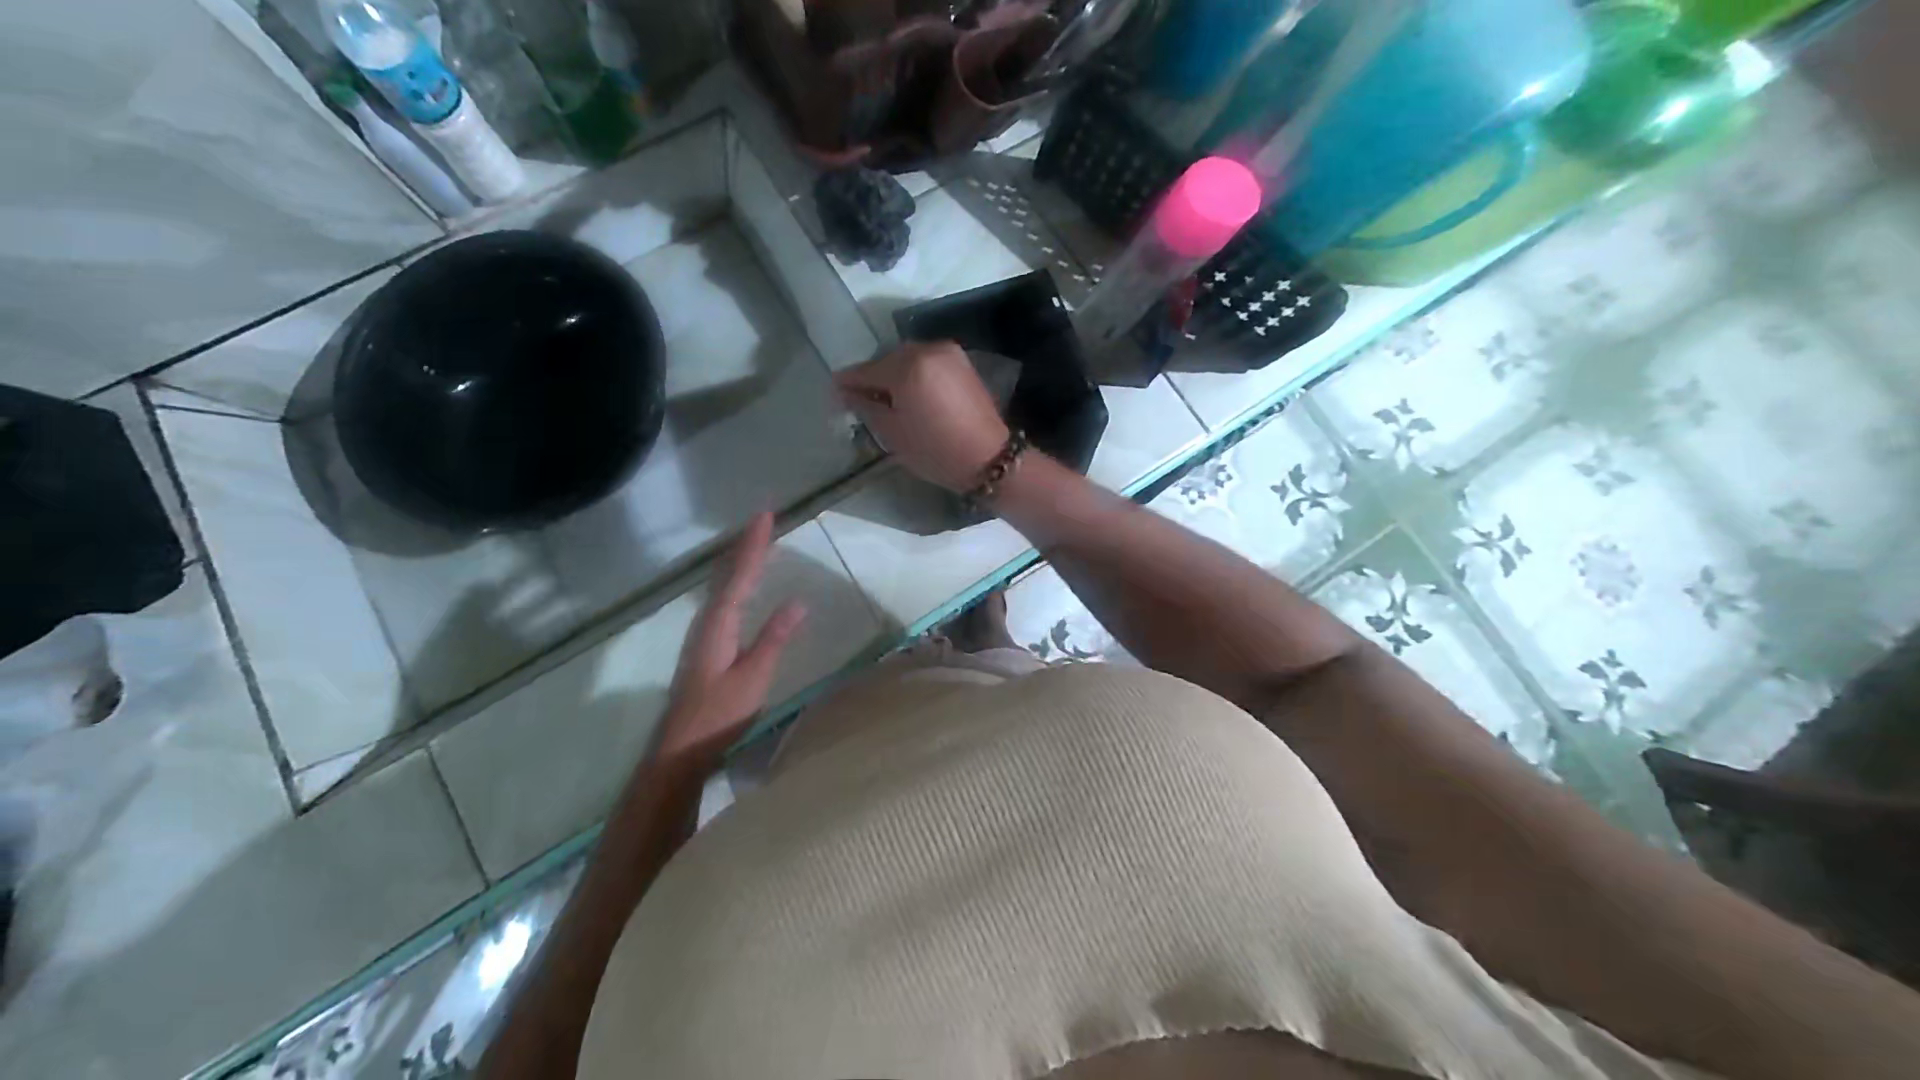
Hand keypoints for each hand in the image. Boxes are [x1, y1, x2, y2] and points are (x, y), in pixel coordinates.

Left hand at [655, 512, 806, 776]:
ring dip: (739, 560)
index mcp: (719, 623)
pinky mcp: (705, 645)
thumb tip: (798, 602)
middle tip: (763, 519)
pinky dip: (736, 581)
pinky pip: (723, 599)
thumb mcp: (754, 676)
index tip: (766, 515)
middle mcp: (707, 621)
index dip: (755, 545)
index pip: (741, 575)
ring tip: (756, 542)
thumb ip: (774, 638)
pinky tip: (741, 586)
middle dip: (746, 545)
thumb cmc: (720, 713)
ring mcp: (703, 633)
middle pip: (728, 573)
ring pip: (723, 585)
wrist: (681, 747)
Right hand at [836, 341, 1010, 491]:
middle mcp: (927, 350)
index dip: (847, 384)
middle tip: (863, 401)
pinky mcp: (963, 363)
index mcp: (906, 366)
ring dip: (895, 376)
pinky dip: (916, 375)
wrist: (989, 459)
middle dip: (874, 378)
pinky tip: (912, 397)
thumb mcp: (892, 432)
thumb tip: (847, 392)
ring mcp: (949, 353)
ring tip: (889, 401)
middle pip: (887, 360)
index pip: (865, 370)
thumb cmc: (935, 450)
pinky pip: (928, 364)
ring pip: (908, 360)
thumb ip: (865, 406)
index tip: (835, 394)